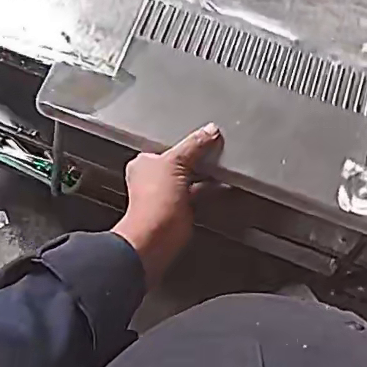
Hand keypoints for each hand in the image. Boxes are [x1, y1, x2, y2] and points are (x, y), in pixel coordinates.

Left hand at [111, 123, 222, 285]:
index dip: (183, 142)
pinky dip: (211, 189)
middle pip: (180, 163)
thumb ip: (194, 145)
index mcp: (144, 163)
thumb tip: (209, 131)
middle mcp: (154, 179)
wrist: (157, 235)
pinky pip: (199, 194)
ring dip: (205, 175)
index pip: (166, 146)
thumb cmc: (153, 201)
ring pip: (190, 179)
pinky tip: (223, 185)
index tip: (202, 136)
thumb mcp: (176, 161)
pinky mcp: (181, 209)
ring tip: (221, 166)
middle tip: (214, 150)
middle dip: (196, 159)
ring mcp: (167, 195)